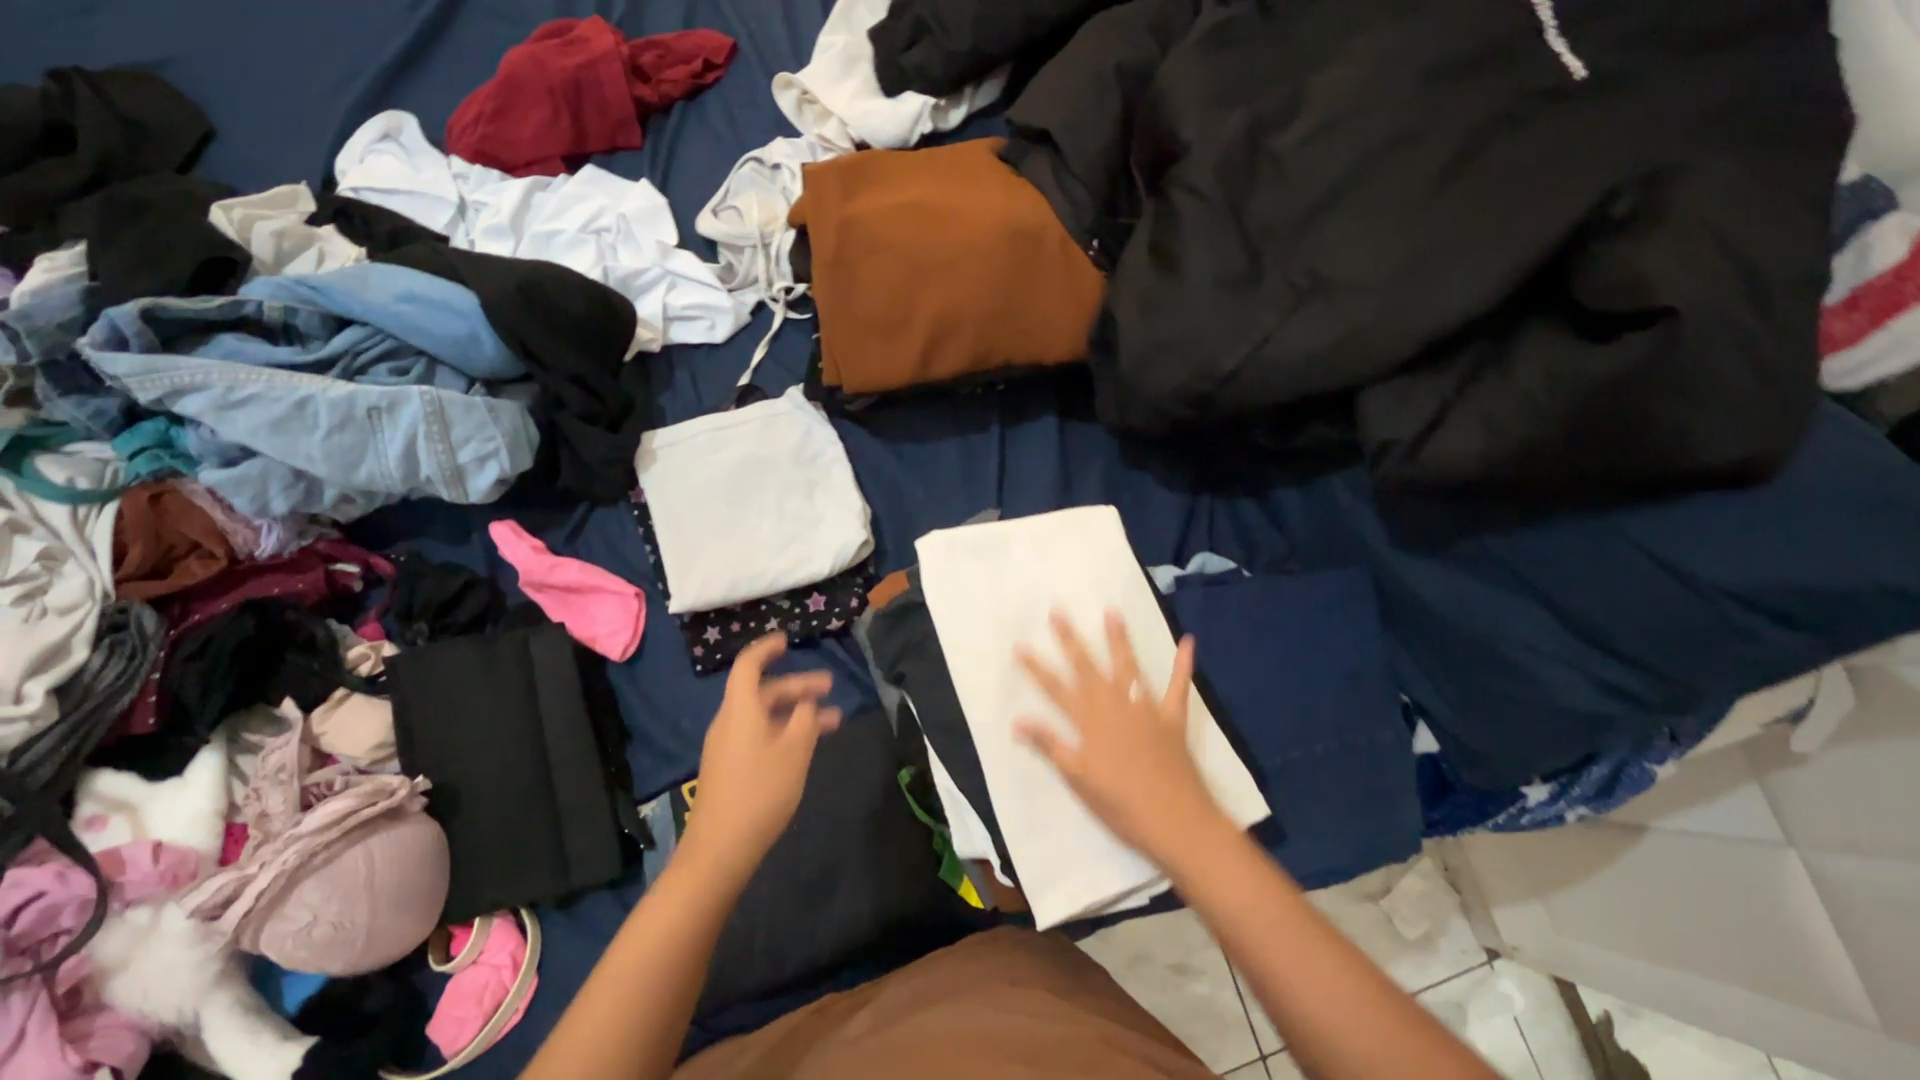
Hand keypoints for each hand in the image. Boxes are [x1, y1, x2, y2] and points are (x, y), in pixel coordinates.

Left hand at [679, 634, 840, 884]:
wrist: (721, 846)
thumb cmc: (762, 791)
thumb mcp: (794, 751)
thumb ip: (804, 719)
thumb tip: (806, 702)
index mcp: (740, 710)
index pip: (749, 665)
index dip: (767, 649)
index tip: (787, 639)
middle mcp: (729, 722)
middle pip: (762, 692)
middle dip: (797, 686)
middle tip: (829, 687)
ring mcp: (727, 746)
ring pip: (764, 716)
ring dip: (795, 712)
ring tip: (831, 720)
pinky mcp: (730, 768)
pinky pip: (759, 735)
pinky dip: (784, 731)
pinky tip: (806, 746)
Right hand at [1016, 611, 1233, 866]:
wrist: (1176, 821)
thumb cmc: (1121, 806)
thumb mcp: (1078, 779)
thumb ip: (1050, 746)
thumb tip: (1018, 720)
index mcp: (1089, 723)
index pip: (1056, 690)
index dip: (1037, 668)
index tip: (1019, 645)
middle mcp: (1115, 707)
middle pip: (1088, 668)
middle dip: (1070, 640)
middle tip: (1058, 611)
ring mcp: (1146, 710)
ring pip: (1128, 667)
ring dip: (1119, 639)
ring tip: (1111, 611)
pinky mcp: (1173, 719)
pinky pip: (1178, 687)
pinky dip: (1183, 664)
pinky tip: (1188, 641)